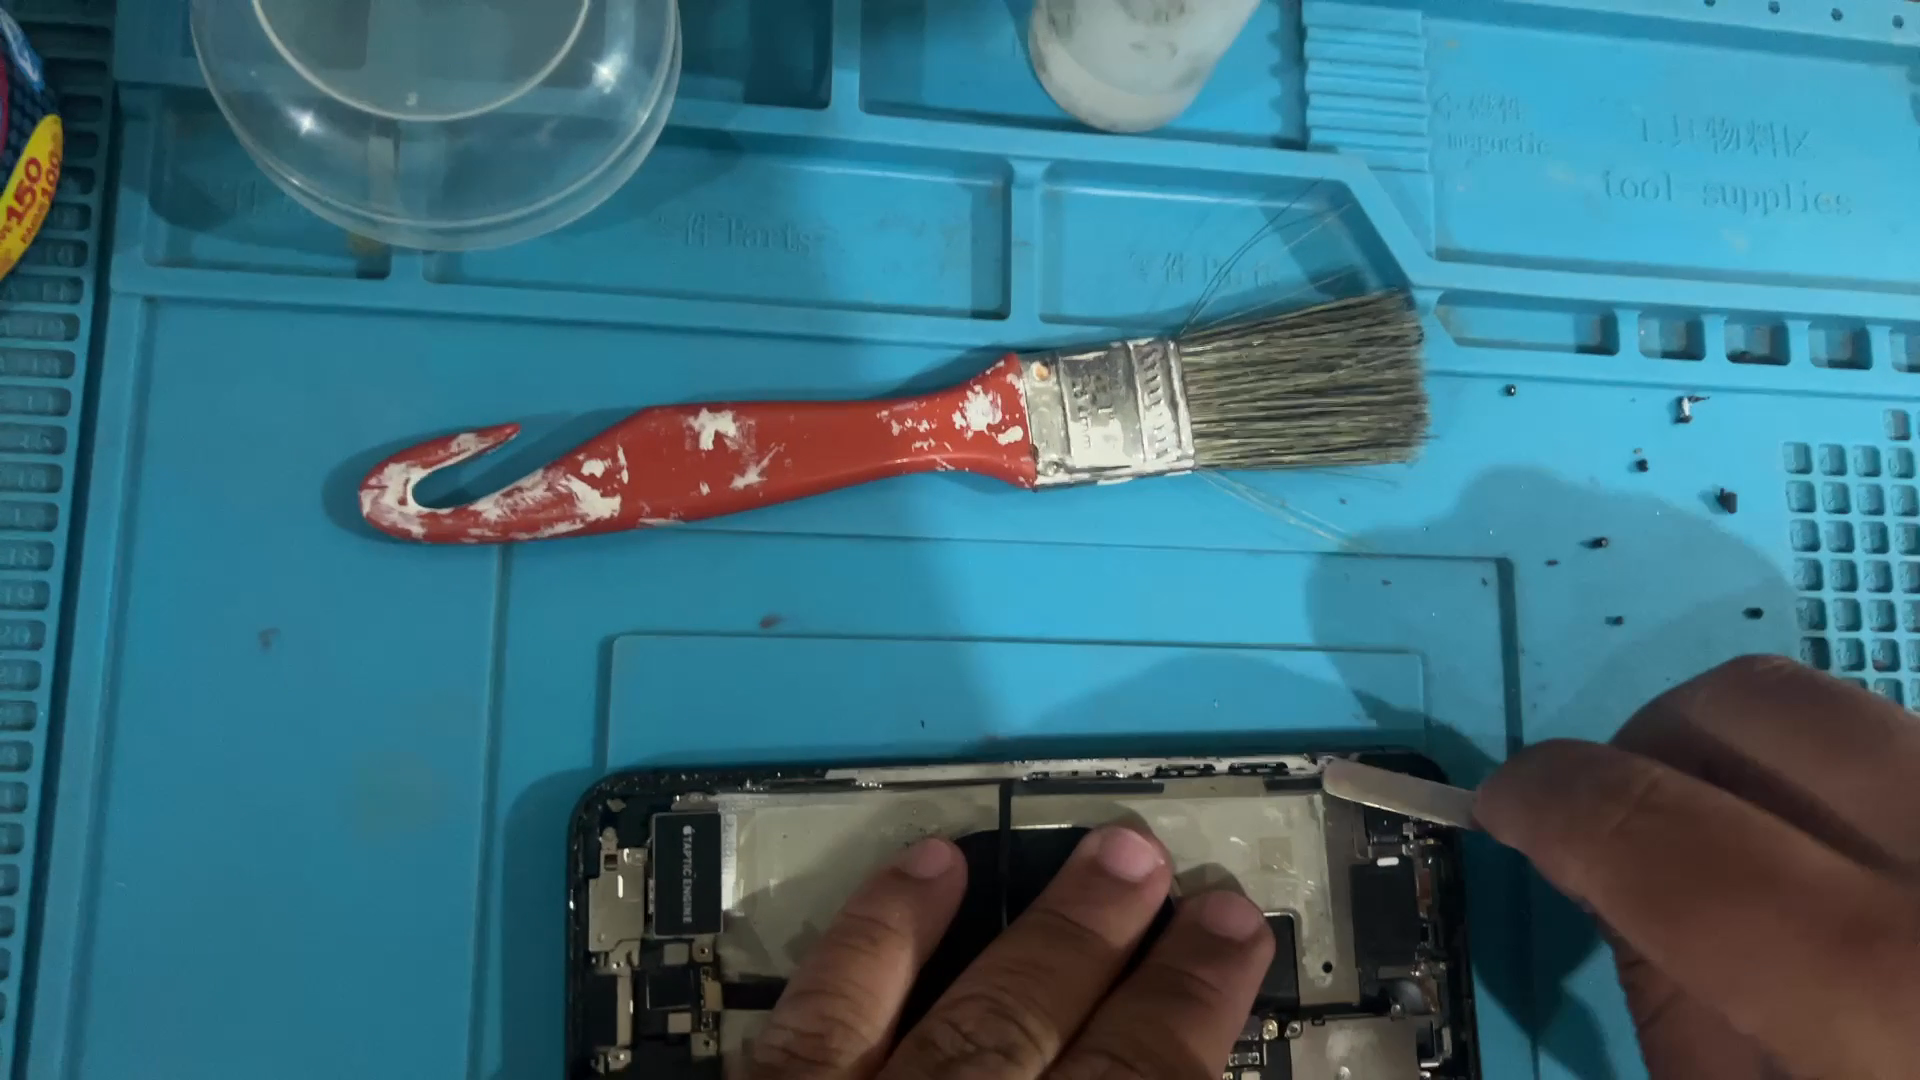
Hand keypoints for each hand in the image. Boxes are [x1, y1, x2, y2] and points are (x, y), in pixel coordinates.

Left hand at [745, 824, 1273, 1078]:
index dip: (1197, 1016)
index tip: (1235, 941)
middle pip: (1077, 1057)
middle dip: (1142, 964)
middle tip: (1180, 877)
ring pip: (980, 1015)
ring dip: (1054, 932)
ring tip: (1114, 852)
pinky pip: (828, 1005)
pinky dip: (884, 927)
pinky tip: (933, 861)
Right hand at [1477, 655, 1919, 1079]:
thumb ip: (1673, 1002)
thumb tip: (1603, 878)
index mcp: (1904, 1003)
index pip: (1653, 827)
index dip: (1541, 795)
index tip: (1509, 807)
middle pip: (1771, 709)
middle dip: (1654, 739)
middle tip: (1637, 818)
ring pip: (1877, 721)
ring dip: (1774, 769)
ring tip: (1787, 865)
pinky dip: (1883, 806)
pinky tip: (1901, 895)